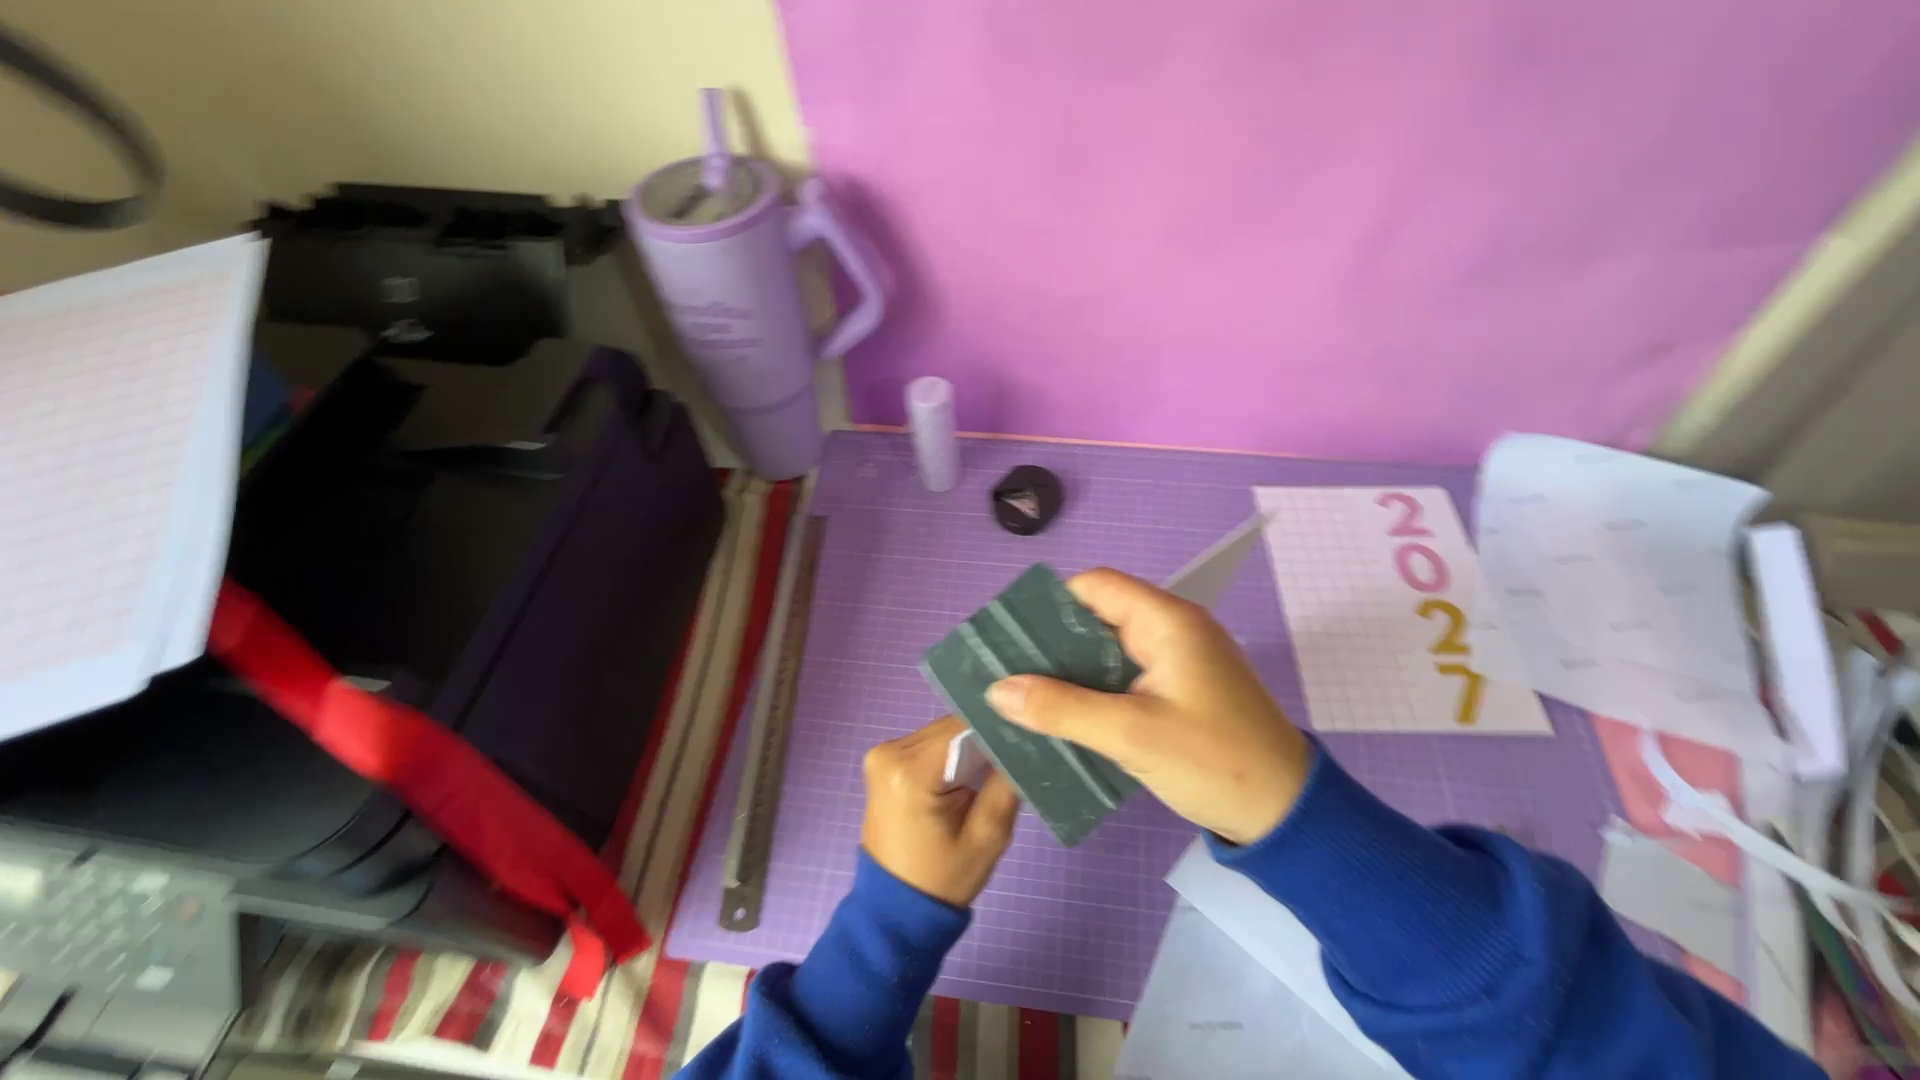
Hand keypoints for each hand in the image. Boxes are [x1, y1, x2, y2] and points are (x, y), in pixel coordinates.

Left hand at [861, 716, 1022, 906]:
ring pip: (942, 733)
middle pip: (951, 728)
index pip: (963, 727)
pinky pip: (929, 745)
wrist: (897, 906)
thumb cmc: (944, 877)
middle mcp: (889, 752)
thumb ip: (1007, 781)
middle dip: (983, 741)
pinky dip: (951, 756)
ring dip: (967, 748)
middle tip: (1014, 761)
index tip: (1027, 742)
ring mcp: (882, 755)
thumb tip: (1022, 742)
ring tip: (992, 771)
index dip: (997, 731)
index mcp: (909, 770)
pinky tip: (969, 775)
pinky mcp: (884, 762)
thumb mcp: (989, 836)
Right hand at [985, 568, 1312, 844]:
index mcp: (1167, 622)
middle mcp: (1173, 632)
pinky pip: (1125, 681)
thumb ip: (1062, 709)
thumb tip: (998, 689)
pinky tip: (1064, 721)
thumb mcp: (1131, 735)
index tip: (1011, 637)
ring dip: (1071, 674)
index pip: (1096, 586)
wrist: (1287, 813)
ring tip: (1024, 699)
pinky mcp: (1181, 694)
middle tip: (1008, 674)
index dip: (1051, 604)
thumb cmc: (1215, 762)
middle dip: (1053, 644)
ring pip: (1109, 654)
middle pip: (1099, 618)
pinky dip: (1094, 695)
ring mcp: (1179, 664)